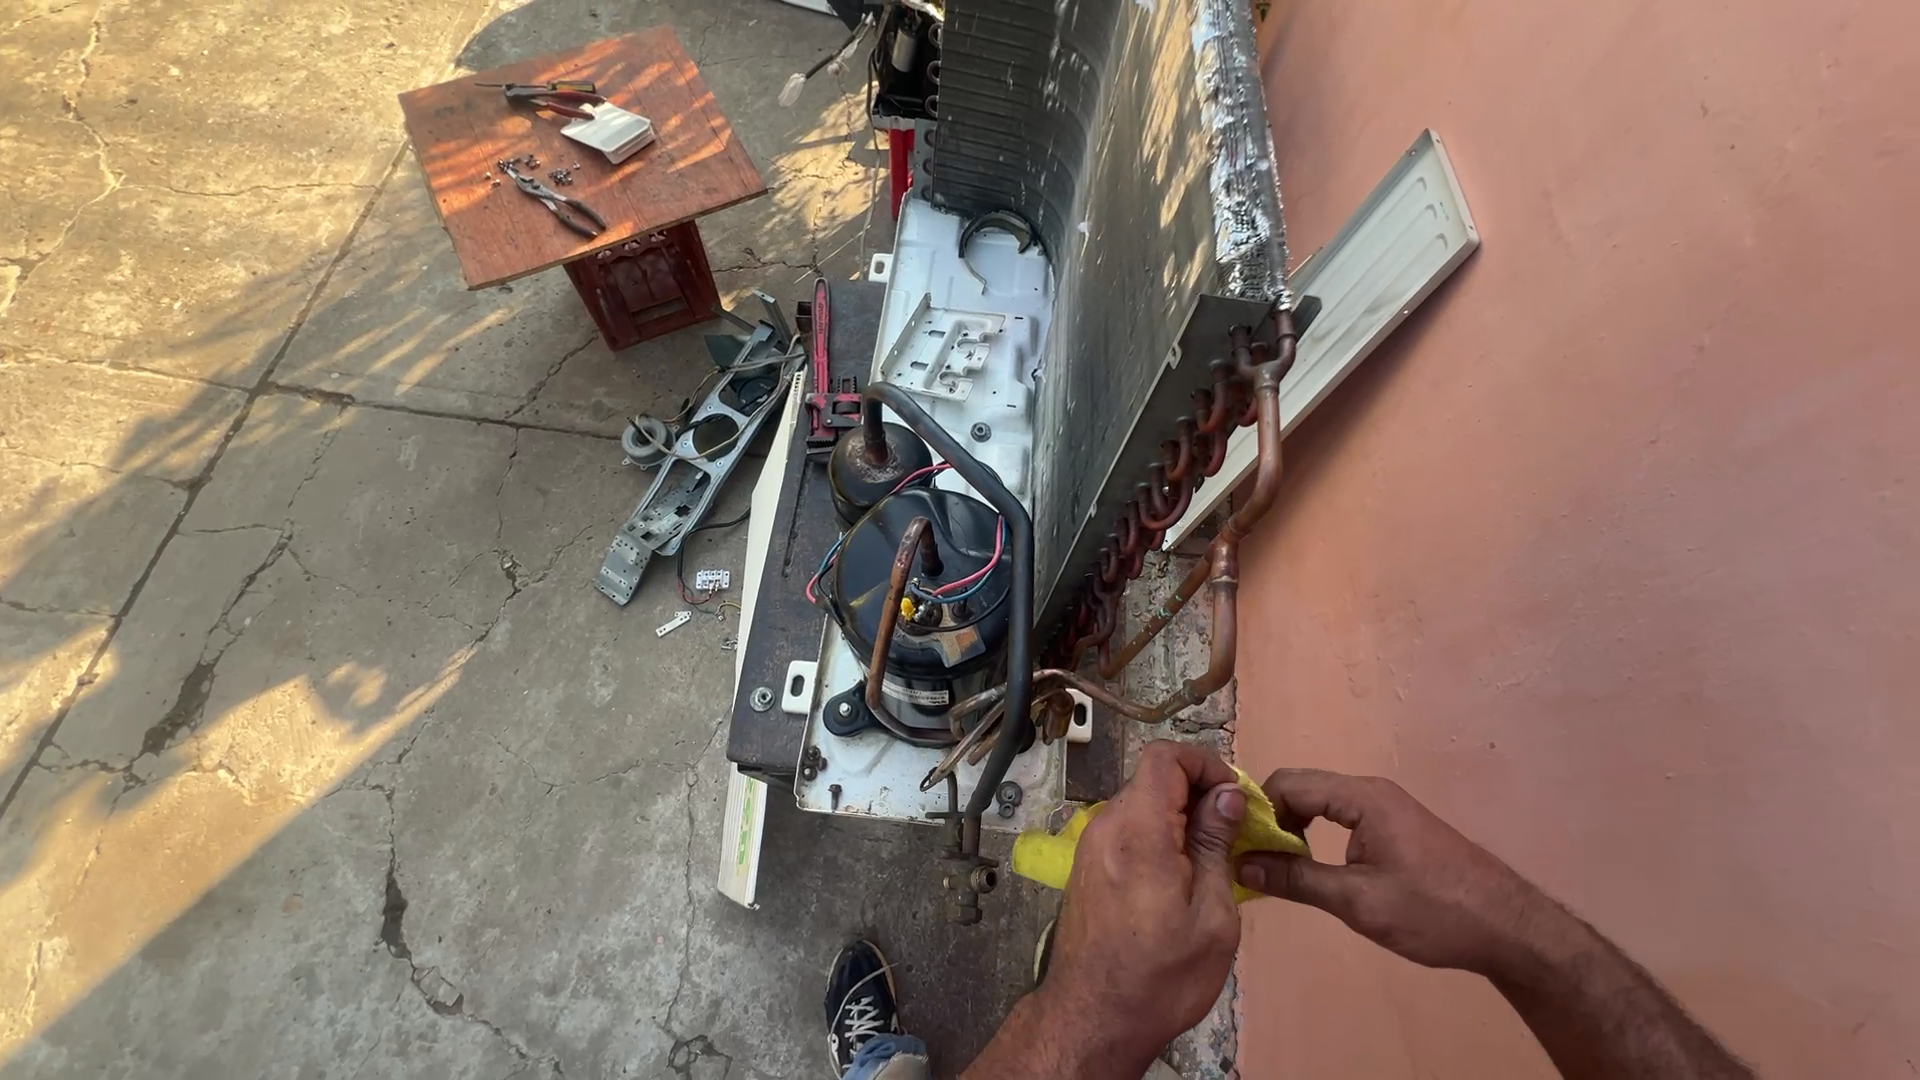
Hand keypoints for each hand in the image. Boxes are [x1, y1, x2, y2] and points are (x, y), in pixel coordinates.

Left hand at [1034, 741, 1246, 1073]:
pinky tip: (1179, 874)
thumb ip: (1215, 844)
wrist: (1094, 1015)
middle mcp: (1107, 824)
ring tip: (1210, 858)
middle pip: (1154, 778)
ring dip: (1178, 816)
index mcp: (1138, 829)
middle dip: (1197, 792)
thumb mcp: (1211, 914)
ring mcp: (1091, 842)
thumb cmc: (1162, 975)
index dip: (1204, 763)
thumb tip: (1226, 794)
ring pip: (1142, 803)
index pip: (1164, 757)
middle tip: (1233, 832)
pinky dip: (1157, 834)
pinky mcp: (1087, 861)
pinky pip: (1127, 827)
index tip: (1234, 796)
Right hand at [1235, 769, 1573, 977]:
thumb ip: (1296, 879)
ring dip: (1296, 828)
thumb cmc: (1435, 912)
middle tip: (1260, 858)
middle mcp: (1370, 791)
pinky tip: (1319, 866)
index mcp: (1361, 797)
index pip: (1288, 783)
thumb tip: (1241, 864)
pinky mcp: (1396, 825)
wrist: (1516, 933)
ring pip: (1320, 802)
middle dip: (1274, 819)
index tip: (1244, 846)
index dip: (1259, 811)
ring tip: (1285, 866)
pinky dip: (1319, 834)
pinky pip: (1341, 816)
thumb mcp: (1358, 901)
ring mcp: (1386, 807)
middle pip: (1301, 787)